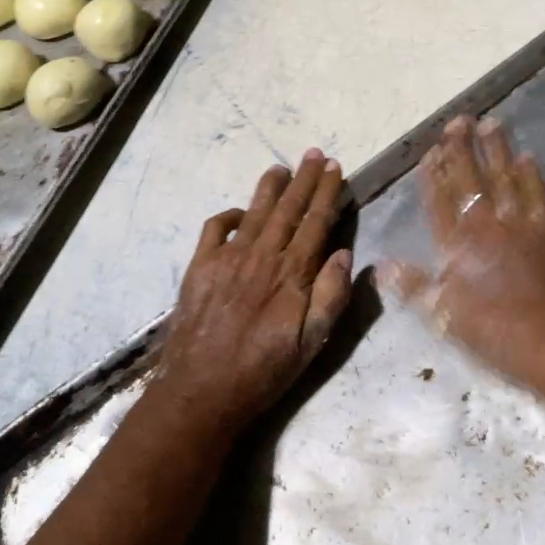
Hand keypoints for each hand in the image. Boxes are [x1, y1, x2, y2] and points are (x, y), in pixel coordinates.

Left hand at [151, 149, 353, 432]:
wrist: (200, 391)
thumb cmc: (263, 372)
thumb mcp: (311, 344)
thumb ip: (330, 297)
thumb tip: (345, 254)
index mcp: (291, 274)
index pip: (315, 223)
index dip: (327, 193)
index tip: (336, 168)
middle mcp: (261, 257)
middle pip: (288, 209)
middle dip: (304, 179)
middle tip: (315, 153)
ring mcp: (228, 259)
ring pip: (255, 212)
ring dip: (270, 187)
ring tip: (282, 168)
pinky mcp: (200, 268)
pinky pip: (215, 229)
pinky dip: (229, 215)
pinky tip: (240, 212)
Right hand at [378, 116, 544, 386]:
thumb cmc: (498, 335)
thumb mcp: (445, 318)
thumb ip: (414, 286)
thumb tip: (381, 264)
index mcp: (458, 246)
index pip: (440, 201)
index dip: (435, 175)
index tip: (431, 151)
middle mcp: (487, 226)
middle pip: (471, 180)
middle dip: (462, 149)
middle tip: (458, 120)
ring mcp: (520, 225)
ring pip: (504, 178)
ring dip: (496, 150)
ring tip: (489, 122)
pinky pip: (538, 194)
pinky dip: (532, 174)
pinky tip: (527, 156)